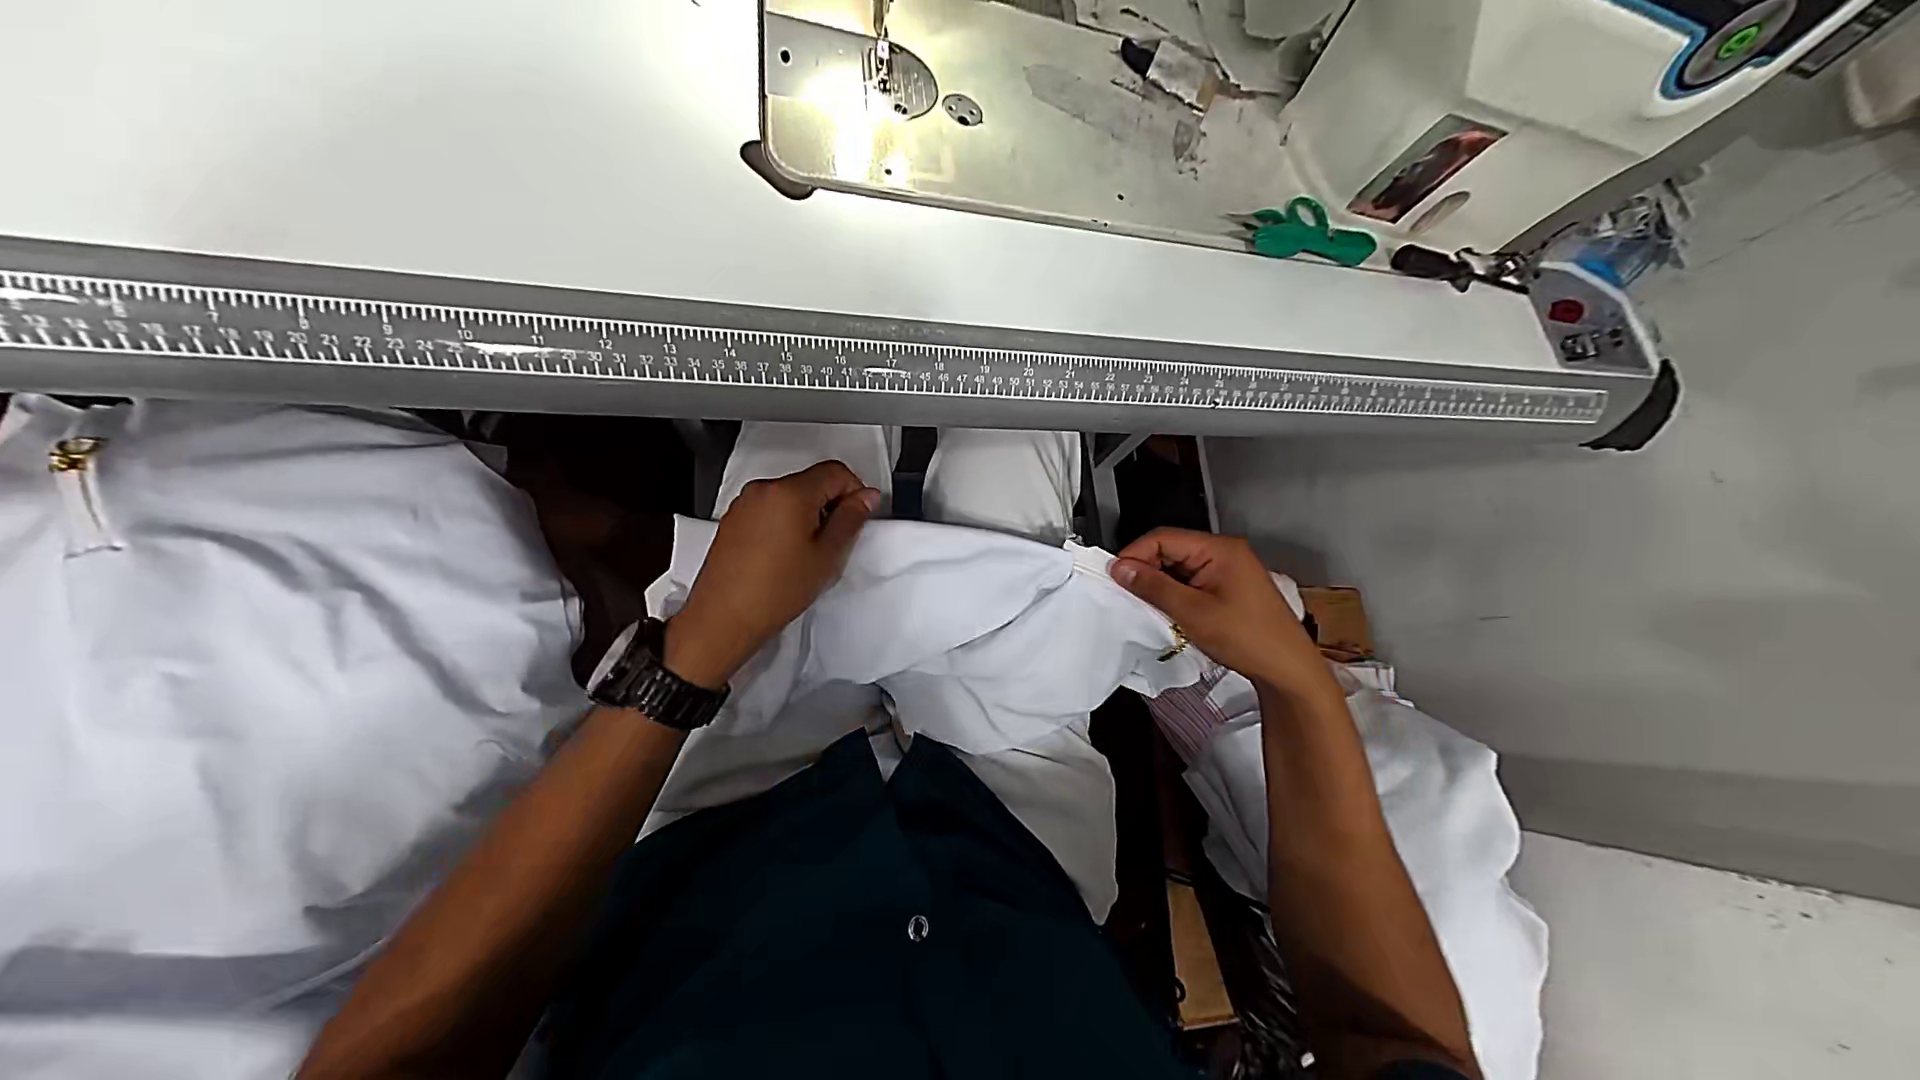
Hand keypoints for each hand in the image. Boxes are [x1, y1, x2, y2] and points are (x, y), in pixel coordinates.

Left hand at [664, 461, 880, 688]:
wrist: (724, 618)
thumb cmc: (772, 592)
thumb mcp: (827, 556)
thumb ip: (851, 519)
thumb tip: (864, 498)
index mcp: (790, 493)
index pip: (835, 471)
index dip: (854, 491)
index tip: (859, 513)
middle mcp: (763, 490)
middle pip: (811, 481)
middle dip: (831, 504)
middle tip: (837, 539)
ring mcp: (744, 504)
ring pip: (790, 495)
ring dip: (807, 514)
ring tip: (808, 553)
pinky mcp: (734, 520)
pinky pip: (769, 509)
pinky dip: (784, 523)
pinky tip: (786, 555)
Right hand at [1109, 528, 1332, 701]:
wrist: (1288, 669)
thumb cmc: (1250, 640)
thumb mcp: (1192, 612)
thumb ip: (1153, 586)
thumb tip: (1122, 568)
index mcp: (1220, 549)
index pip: (1163, 538)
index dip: (1135, 555)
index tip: (1117, 576)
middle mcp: (1225, 553)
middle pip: (1170, 550)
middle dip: (1147, 570)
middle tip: (1129, 594)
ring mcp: (1228, 570)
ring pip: (1179, 567)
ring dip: (1160, 585)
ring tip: (1150, 607)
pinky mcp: (1228, 586)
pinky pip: (1191, 581)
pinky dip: (1175, 594)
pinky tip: (1169, 613)